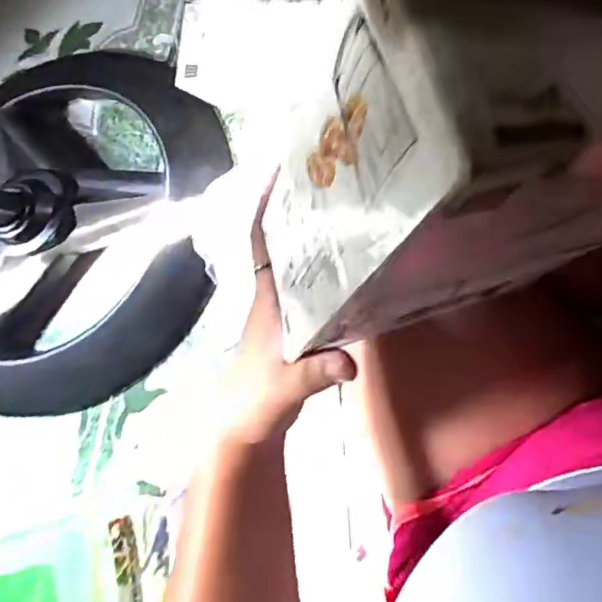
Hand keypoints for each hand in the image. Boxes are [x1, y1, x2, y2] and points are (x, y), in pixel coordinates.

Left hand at [217, 176, 356, 444]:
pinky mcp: (300, 323)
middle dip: (303, 209)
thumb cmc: (255, 401)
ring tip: (353, 207)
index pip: (261, 242)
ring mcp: (288, 308)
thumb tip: (349, 363)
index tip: (279, 172)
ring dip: (319, 235)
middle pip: (287, 241)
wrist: (243, 429)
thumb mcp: (286, 387)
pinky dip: (331, 268)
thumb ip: (315, 373)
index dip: (264, 206)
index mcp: (268, 298)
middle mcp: (277, 294)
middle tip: (336, 180)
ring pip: (302, 261)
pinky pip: (316, 284)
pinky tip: (357, 262)